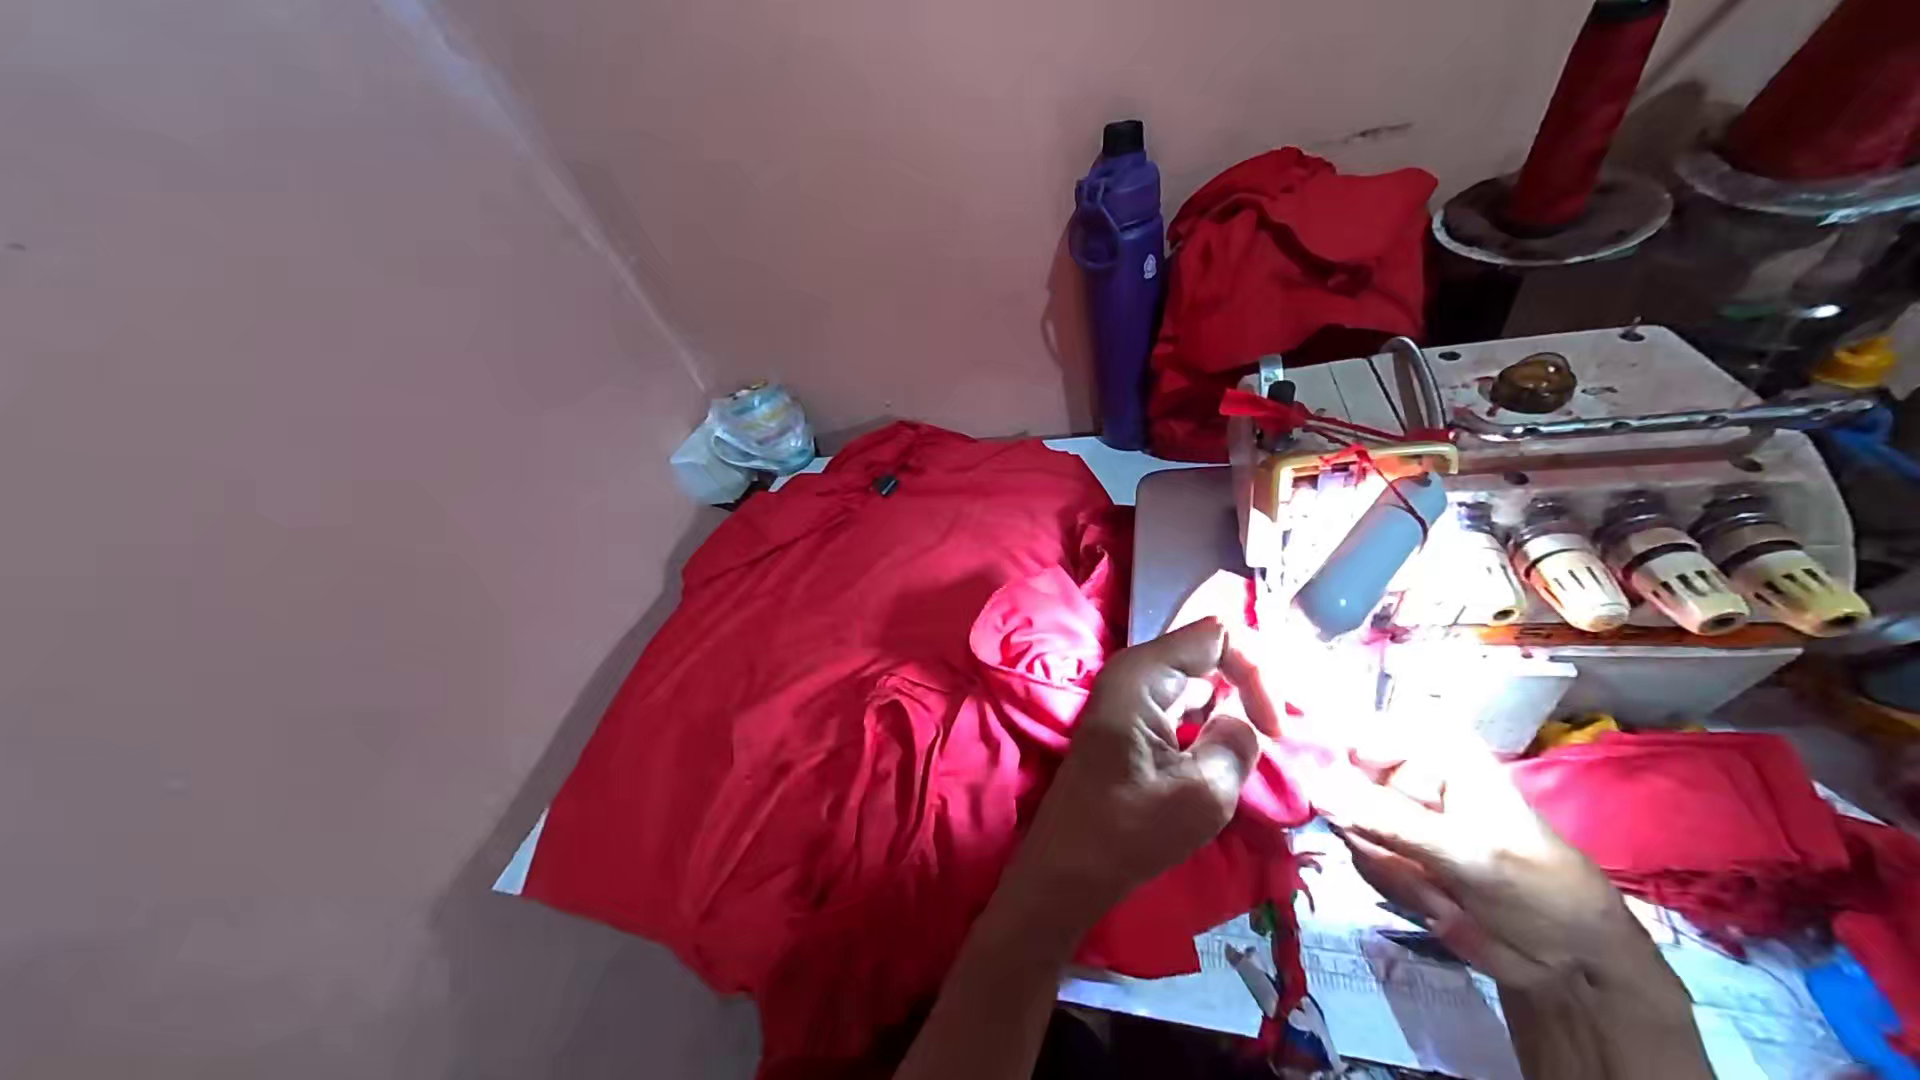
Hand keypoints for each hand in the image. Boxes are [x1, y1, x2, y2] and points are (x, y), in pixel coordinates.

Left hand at [1008, 619, 1280, 921]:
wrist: (1068, 868)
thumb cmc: (1128, 831)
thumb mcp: (1202, 793)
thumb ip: (1238, 744)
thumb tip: (1244, 723)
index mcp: (1144, 674)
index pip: (1217, 636)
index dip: (1255, 674)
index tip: (1273, 731)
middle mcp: (1135, 674)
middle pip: (1210, 657)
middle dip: (1248, 694)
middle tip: (1274, 745)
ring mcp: (1131, 699)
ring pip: (1201, 688)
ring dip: (1232, 716)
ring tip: (1255, 757)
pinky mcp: (1133, 725)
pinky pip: (1185, 712)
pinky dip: (1212, 730)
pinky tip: (1226, 763)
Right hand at [1322, 734, 1672, 994]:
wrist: (1571, 963)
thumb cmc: (1540, 889)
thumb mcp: (1469, 853)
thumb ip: (1390, 822)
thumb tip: (1317, 793)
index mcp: (1439, 752)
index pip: (1366, 732)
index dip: (1339, 756)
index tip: (1332, 791)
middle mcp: (1410, 774)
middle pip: (1344, 781)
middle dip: (1371, 830)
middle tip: (1410, 863)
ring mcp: (1396, 812)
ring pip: (1347, 823)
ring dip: (1387, 864)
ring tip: (1440, 892)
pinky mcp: (1390, 848)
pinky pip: (1358, 854)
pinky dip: (1391, 882)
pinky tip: (1434, 902)